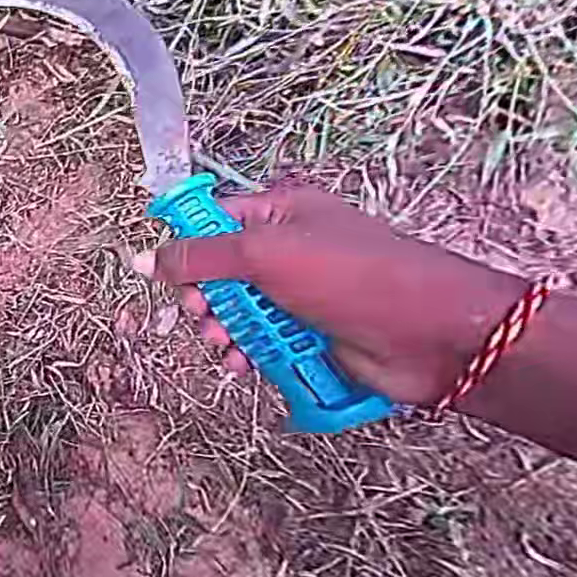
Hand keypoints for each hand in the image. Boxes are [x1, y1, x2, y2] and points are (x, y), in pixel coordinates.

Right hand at [142, 186, 525, 404]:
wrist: (434, 338)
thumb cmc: (354, 279)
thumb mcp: (264, 255)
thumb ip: (198, 256)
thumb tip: (142, 259)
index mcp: (278, 214)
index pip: (209, 219)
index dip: (184, 244)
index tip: (171, 271)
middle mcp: (281, 250)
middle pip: (211, 271)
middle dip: (202, 297)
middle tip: (207, 312)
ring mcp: (290, 293)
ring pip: (227, 310)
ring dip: (219, 330)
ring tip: (229, 342)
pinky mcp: (297, 330)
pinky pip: (249, 339)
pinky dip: (241, 352)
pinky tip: (244, 361)